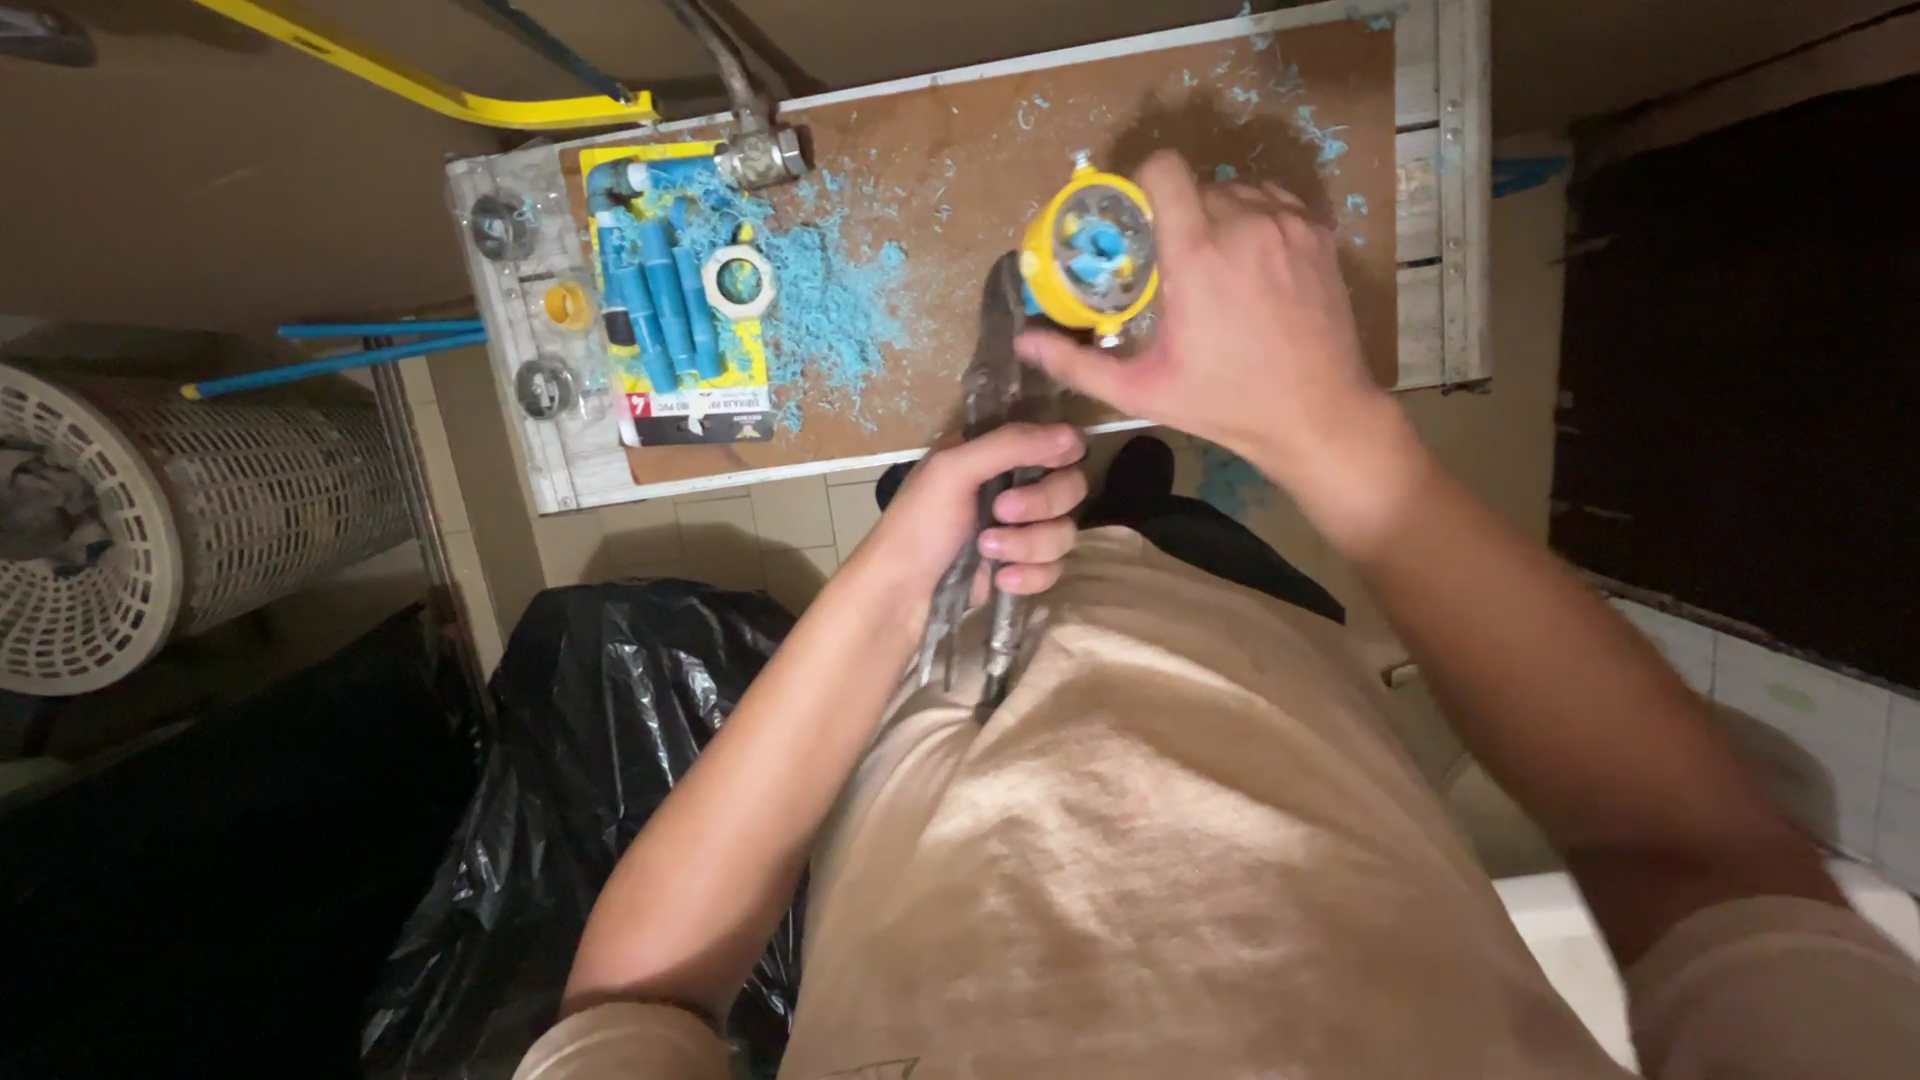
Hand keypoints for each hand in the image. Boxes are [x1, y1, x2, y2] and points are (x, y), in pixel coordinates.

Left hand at [842, 423, 1086, 620]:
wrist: (901, 592)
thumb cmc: (918, 523)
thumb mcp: (953, 470)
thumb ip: (1010, 445)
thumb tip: (1072, 435)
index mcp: (996, 453)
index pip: (1056, 442)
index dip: (1062, 455)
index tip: (1053, 466)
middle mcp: (1014, 486)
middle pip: (1071, 487)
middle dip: (1041, 504)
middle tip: (1001, 511)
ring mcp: (1021, 530)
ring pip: (1065, 532)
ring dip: (1028, 544)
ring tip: (985, 550)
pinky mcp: (1022, 568)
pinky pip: (1054, 568)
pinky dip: (1030, 575)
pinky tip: (1000, 580)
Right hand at [1014, 150, 1395, 485]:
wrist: (1316, 413)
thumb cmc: (1222, 404)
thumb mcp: (1140, 391)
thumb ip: (1075, 363)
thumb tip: (1023, 341)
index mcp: (1197, 254)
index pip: (1163, 170)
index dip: (1140, 185)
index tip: (1132, 221)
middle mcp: (1244, 222)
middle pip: (1195, 184)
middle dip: (1174, 215)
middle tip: (1166, 263)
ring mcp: (1288, 223)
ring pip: (1235, 190)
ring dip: (1214, 216)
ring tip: (1210, 266)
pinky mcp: (1318, 232)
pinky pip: (1272, 201)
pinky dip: (1252, 220)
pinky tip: (1247, 264)